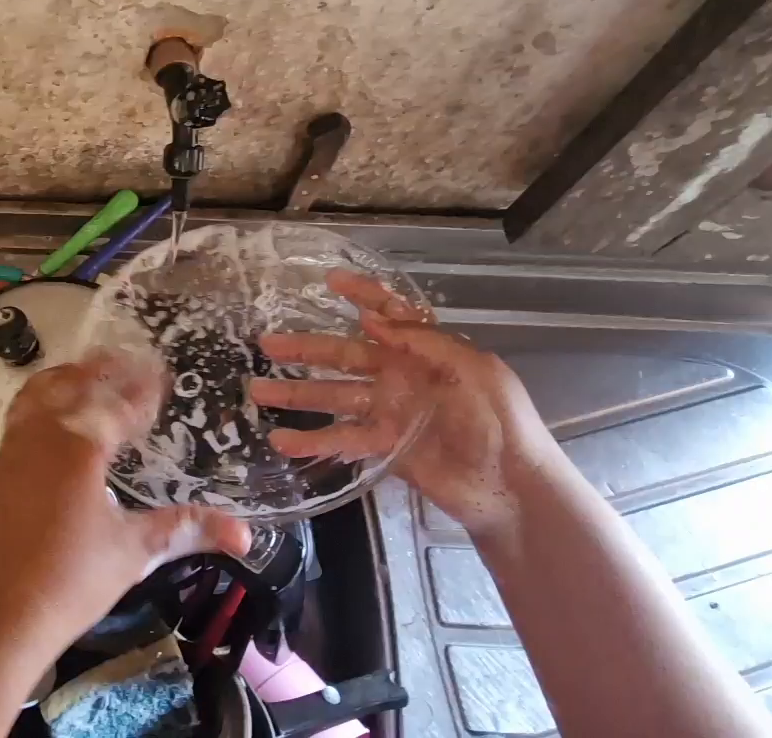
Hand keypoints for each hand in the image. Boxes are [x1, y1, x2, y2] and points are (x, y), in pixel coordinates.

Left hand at [0, 351, 252, 657]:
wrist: (3, 611)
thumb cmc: (73, 580)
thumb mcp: (135, 551)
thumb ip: (186, 529)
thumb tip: (246, 535)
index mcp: (81, 448)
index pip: (119, 404)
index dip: (143, 389)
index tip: (163, 375)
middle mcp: (46, 433)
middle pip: (78, 383)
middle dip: (108, 370)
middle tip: (135, 362)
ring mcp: (18, 444)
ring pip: (45, 389)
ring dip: (73, 375)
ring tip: (98, 372)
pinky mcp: (2, 459)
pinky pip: (24, 408)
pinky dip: (44, 394)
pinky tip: (56, 405)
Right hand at [249, 271, 559, 531]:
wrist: (513, 489)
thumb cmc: (501, 423)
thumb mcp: (475, 371)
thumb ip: (424, 343)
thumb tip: (370, 319)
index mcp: (424, 351)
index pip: (389, 313)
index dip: (361, 294)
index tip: (329, 280)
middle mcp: (399, 375)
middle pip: (344, 355)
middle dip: (305, 348)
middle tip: (266, 344)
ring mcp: (388, 411)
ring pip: (333, 396)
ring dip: (296, 394)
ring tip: (258, 392)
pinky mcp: (382, 446)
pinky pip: (341, 438)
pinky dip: (311, 440)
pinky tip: (281, 440)